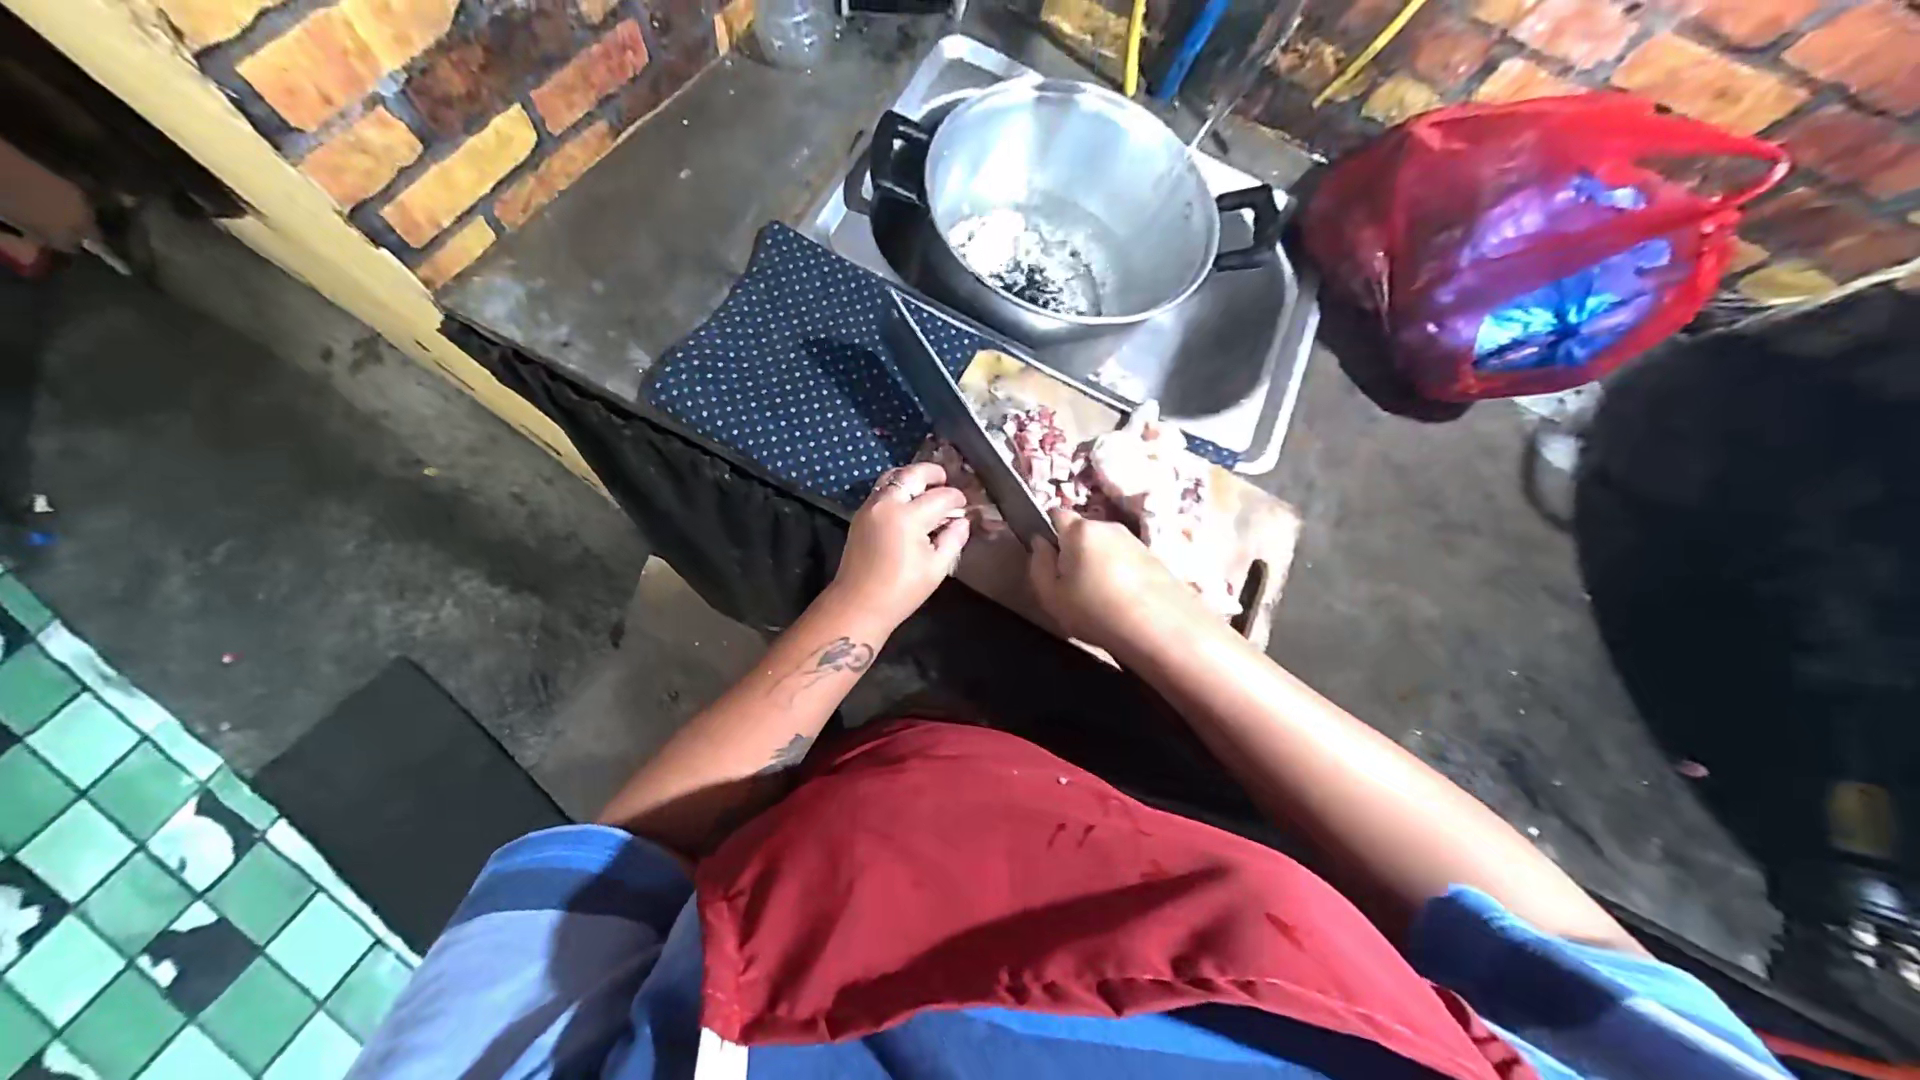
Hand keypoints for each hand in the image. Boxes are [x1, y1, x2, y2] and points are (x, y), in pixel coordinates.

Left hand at [830, 462, 970, 627]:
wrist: (858, 604)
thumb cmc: (901, 591)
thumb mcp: (937, 568)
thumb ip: (953, 539)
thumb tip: (962, 521)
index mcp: (908, 517)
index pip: (941, 496)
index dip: (957, 498)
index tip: (964, 505)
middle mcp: (887, 504)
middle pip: (912, 474)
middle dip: (932, 473)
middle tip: (945, 480)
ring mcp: (870, 507)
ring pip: (892, 477)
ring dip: (912, 478)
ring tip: (926, 488)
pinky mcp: (860, 514)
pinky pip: (881, 490)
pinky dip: (897, 488)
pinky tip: (909, 503)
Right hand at [1027, 508, 1210, 655]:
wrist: (1161, 628)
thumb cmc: (1095, 610)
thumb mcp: (1050, 595)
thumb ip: (1038, 564)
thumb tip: (1040, 542)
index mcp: (1079, 529)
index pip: (1055, 513)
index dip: (1047, 533)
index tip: (1049, 561)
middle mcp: (1109, 527)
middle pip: (1082, 532)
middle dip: (1074, 551)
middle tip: (1071, 586)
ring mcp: (1135, 541)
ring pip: (1105, 547)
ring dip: (1098, 564)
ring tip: (1100, 598)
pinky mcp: (1155, 558)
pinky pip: (1126, 561)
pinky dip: (1120, 575)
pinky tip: (1122, 601)